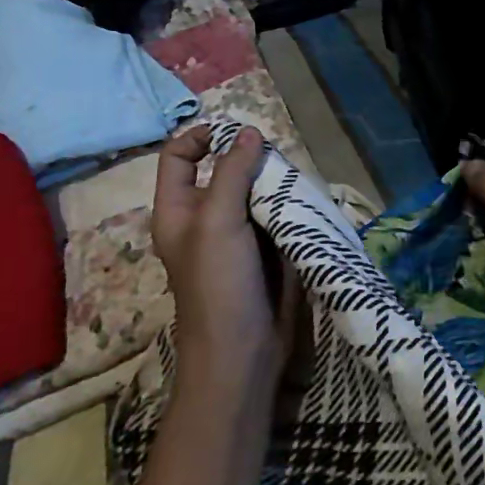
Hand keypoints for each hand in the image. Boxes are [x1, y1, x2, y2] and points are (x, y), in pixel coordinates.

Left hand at [152, 125, 288, 378]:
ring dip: (276, 183)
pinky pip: (278, 216)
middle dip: (250, 160)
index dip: (201, 137)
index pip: (179, 157)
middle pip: (224, 171)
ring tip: (294, 181)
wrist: (244, 351)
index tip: (236, 133)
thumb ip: (232, 174)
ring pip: (257, 192)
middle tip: (277, 161)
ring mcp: (239, 236)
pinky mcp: (268, 251)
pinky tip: (306, 201)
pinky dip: (291, 206)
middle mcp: (206, 218)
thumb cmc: (218, 285)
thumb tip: (250, 132)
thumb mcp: (217, 222)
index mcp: (178, 210)